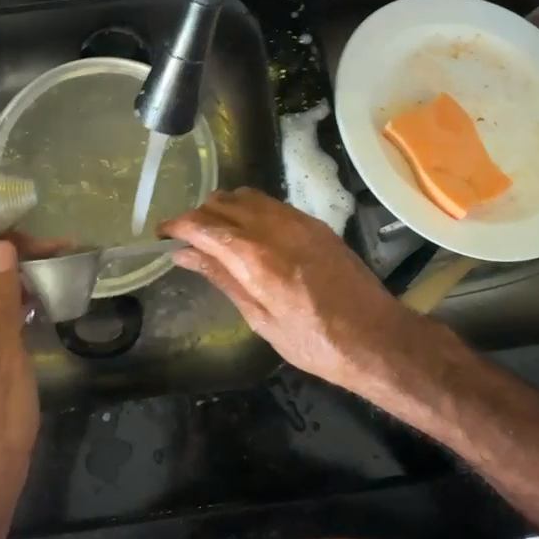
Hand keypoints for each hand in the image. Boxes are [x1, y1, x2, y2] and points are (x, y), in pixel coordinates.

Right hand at [161, 188, 426, 389]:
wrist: (375, 336)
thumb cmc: (314, 342)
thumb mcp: (260, 318)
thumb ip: (222, 278)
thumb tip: (185, 254)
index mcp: (256, 257)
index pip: (205, 225)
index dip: (178, 225)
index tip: (162, 235)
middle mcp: (274, 227)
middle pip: (223, 203)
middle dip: (199, 216)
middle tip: (186, 239)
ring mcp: (297, 220)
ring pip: (247, 196)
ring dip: (224, 208)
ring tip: (215, 234)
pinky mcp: (314, 223)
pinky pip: (271, 203)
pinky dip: (250, 210)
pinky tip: (249, 233)